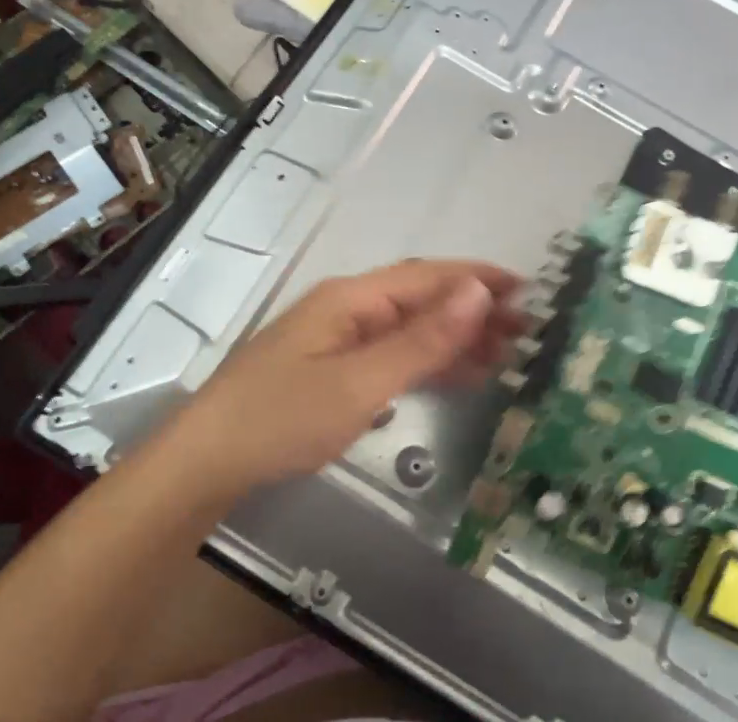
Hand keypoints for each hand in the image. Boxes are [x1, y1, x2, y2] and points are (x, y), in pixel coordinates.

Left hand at [167, 260, 522, 492]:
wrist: (207, 461)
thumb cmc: (282, 418)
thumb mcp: (360, 383)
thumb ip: (421, 341)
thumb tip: (478, 293)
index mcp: (351, 298)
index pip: (427, 276)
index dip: (478, 279)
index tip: (530, 291)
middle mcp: (346, 308)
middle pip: (420, 299)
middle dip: (473, 309)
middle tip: (529, 331)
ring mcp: (336, 339)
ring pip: (408, 328)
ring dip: (454, 337)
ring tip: (507, 354)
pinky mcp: (330, 370)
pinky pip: (390, 354)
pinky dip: (427, 361)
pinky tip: (456, 375)